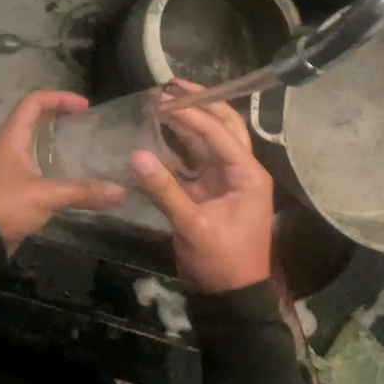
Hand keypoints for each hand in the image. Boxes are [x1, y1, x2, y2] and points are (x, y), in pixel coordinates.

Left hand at [0, 91, 125, 251]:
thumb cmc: (6, 205)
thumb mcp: (46, 196)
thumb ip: (83, 192)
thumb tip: (121, 191)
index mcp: (12, 137)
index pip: (33, 102)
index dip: (59, 98)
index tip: (85, 107)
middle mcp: (8, 145)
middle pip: (33, 118)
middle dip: (59, 114)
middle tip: (86, 122)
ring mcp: (7, 165)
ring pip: (32, 140)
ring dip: (54, 138)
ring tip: (82, 144)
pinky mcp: (11, 184)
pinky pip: (33, 162)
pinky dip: (51, 160)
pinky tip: (69, 174)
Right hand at [131, 83, 273, 292]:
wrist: (229, 297)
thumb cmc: (221, 262)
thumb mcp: (192, 227)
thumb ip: (164, 190)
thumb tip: (135, 154)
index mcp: (248, 176)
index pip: (219, 133)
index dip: (191, 113)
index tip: (163, 97)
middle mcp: (241, 170)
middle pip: (225, 125)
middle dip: (201, 102)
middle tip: (170, 85)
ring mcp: (226, 179)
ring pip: (211, 137)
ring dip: (191, 117)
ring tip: (163, 99)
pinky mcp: (211, 189)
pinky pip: (196, 156)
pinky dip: (180, 141)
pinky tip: (159, 129)